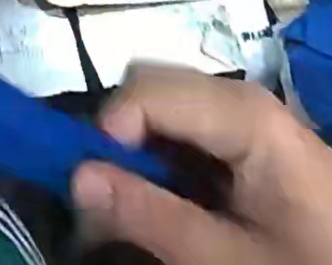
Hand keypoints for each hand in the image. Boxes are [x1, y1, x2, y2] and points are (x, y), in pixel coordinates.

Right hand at [72, 67, 331, 264]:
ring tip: (140, 200)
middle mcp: (244, 97)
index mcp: (245, 114)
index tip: (95, 187)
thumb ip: (151, 217)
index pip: (146, 90)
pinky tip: (177, 198)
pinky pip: (191, 123)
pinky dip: (167, 153)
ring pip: (166, 101)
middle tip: (115, 193)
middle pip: (153, 85)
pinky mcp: (257, 138)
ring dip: (141, 144)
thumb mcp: (233, 264)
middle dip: (121, 133)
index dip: (111, 132)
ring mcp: (252, 115)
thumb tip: (74, 177)